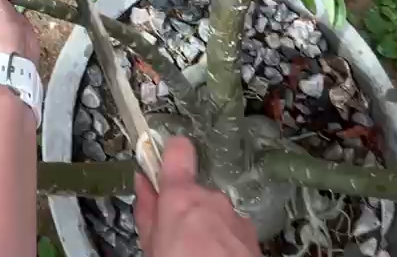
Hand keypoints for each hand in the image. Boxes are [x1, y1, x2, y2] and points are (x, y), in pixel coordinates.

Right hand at [134, 137, 258, 256]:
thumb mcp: (151, 245)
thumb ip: (146, 209)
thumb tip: (142, 181)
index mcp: (181, 196)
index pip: (178, 149)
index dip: (170, 154)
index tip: (161, 169)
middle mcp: (212, 198)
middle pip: (195, 191)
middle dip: (187, 210)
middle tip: (177, 238)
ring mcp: (236, 218)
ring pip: (215, 213)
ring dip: (207, 228)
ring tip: (199, 255)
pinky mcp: (254, 239)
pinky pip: (233, 231)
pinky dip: (226, 243)